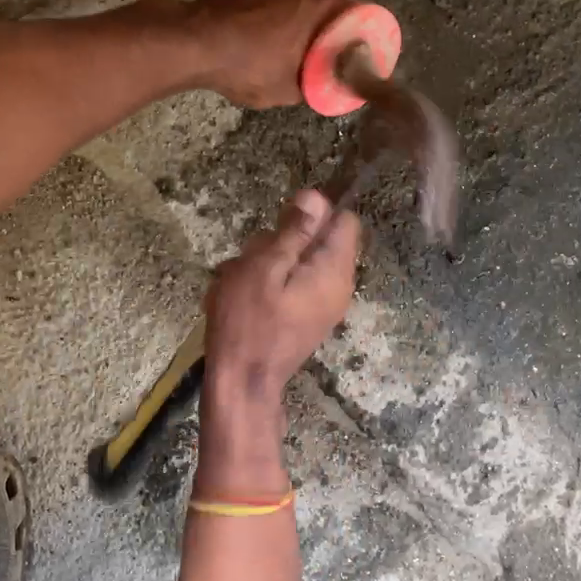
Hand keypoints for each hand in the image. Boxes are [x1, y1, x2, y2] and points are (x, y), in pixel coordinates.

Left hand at [184, 0, 358, 108]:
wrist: (197, 42)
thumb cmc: (250, 67)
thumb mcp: (291, 89)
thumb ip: (317, 86)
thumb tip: (330, 88)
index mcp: (325, 5)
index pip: (364, 14)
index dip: (368, 35)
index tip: (364, 54)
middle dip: (340, 19)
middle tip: (335, 46)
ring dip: (313, 1)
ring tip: (307, 28)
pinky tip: (275, 13)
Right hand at [204, 190, 360, 400]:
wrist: (242, 384)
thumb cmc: (248, 322)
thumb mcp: (265, 267)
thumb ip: (294, 231)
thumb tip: (317, 197)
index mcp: (334, 270)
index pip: (345, 221)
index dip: (314, 213)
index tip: (279, 223)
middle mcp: (338, 286)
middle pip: (319, 241)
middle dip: (281, 241)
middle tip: (250, 258)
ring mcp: (323, 305)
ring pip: (299, 262)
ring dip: (266, 262)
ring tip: (236, 280)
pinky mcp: (307, 318)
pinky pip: (291, 286)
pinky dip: (266, 284)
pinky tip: (238, 296)